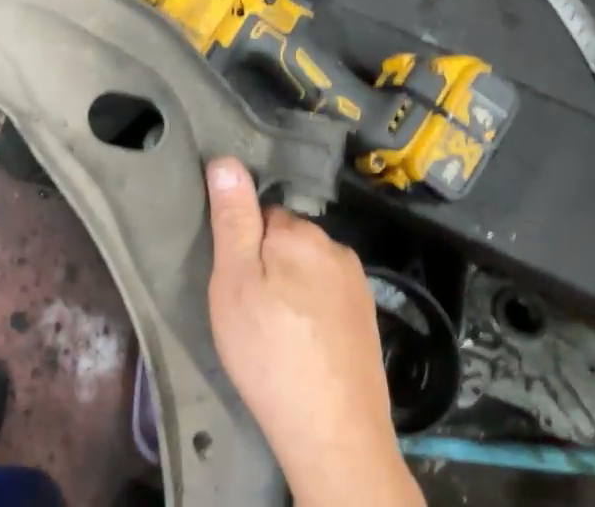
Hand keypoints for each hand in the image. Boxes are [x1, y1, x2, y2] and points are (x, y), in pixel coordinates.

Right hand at [205, 158, 421, 506]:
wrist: (333, 435)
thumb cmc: (270, 353)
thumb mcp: (234, 283)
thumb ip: (233, 220)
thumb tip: (227, 160)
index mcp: (302, 234)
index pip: (262, 214)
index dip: (242, 244)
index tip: (232, 279)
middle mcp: (337, 251)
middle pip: (287, 240)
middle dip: (267, 264)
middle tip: (247, 309)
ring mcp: (358, 288)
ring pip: (307, 271)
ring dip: (289, 289)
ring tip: (272, 333)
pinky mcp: (367, 323)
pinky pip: (327, 300)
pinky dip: (310, 314)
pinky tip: (299, 347)